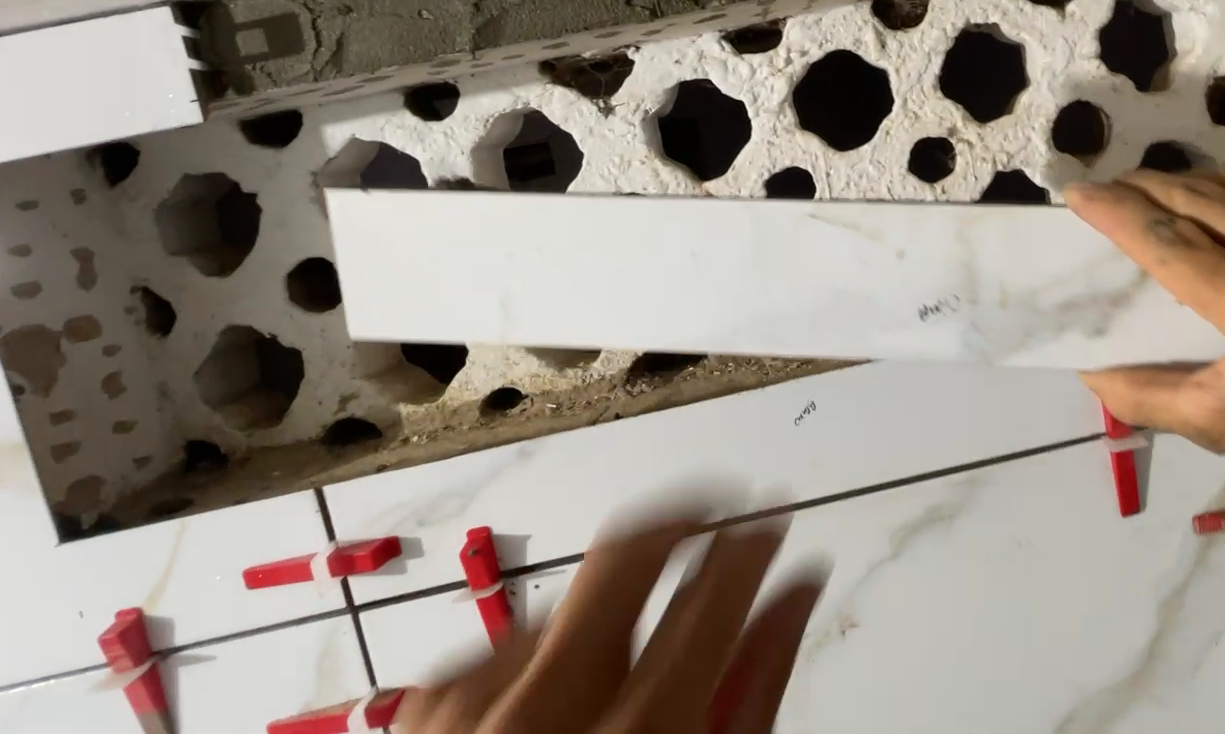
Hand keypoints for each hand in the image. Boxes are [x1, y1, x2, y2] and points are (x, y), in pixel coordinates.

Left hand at [399, 506, 824, 733]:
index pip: (713, 593)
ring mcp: (472, 708)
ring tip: (618, 679)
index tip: (769, 523)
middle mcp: (547, 710)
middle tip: (717, 512)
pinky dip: (541, 658)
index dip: (752, 542)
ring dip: (608, 614)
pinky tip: (551, 706)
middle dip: (684, 517)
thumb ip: (756, 687)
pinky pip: (506, 644)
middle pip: (626, 554)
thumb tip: (797, 593)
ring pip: (568, 600)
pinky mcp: (427, 713)